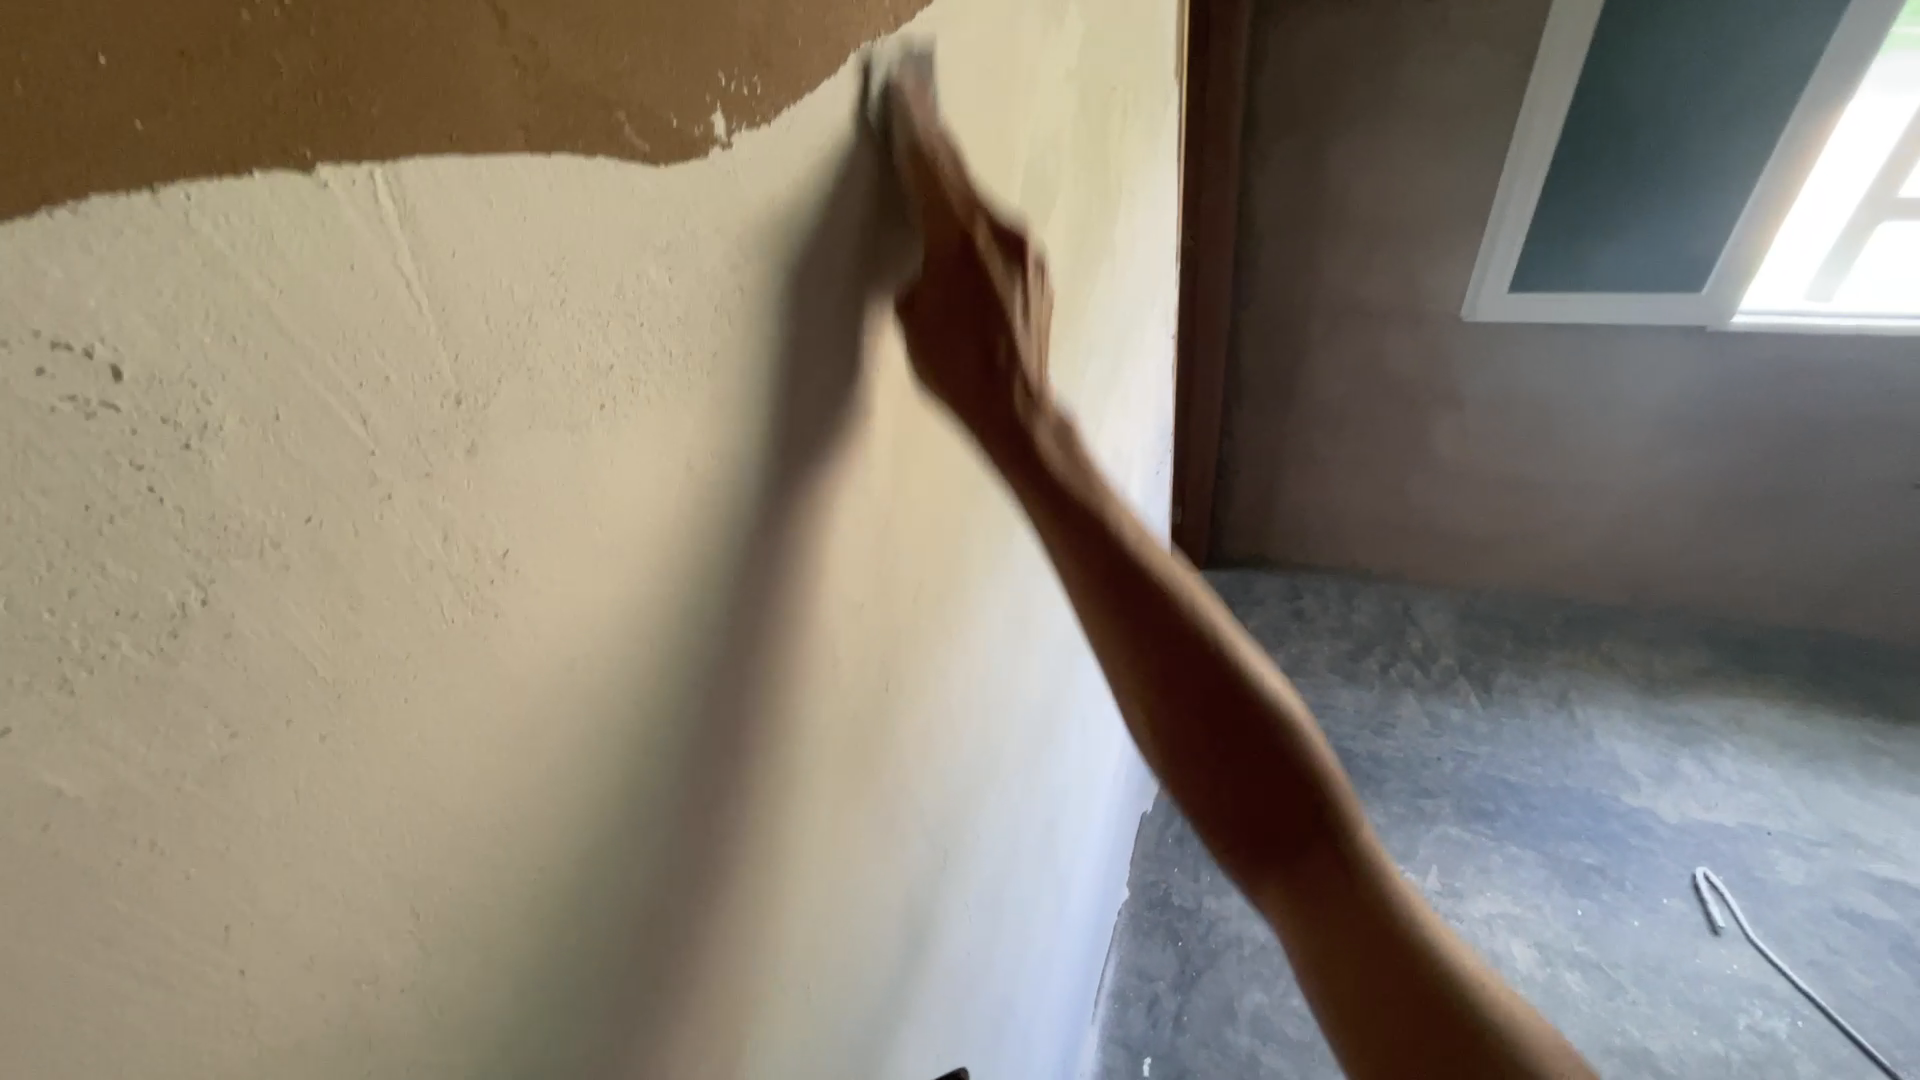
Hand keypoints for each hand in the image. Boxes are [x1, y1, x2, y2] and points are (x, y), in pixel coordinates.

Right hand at [884, 62, 1055, 451]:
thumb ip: (919, 274)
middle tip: (918, 114)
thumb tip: (930, 269)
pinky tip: (968, 248)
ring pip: (982, 211)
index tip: (904, 96)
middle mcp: (999, 232)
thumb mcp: (912, 318)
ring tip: (938, 189)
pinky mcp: (1039, 273)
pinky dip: (979, 234)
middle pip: (960, 178)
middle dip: (935, 148)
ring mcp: (1026, 252)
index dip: (913, 131)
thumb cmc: (954, 369)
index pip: (930, 168)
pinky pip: (1001, 240)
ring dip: (958, 199)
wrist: (1014, 406)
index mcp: (959, 236)